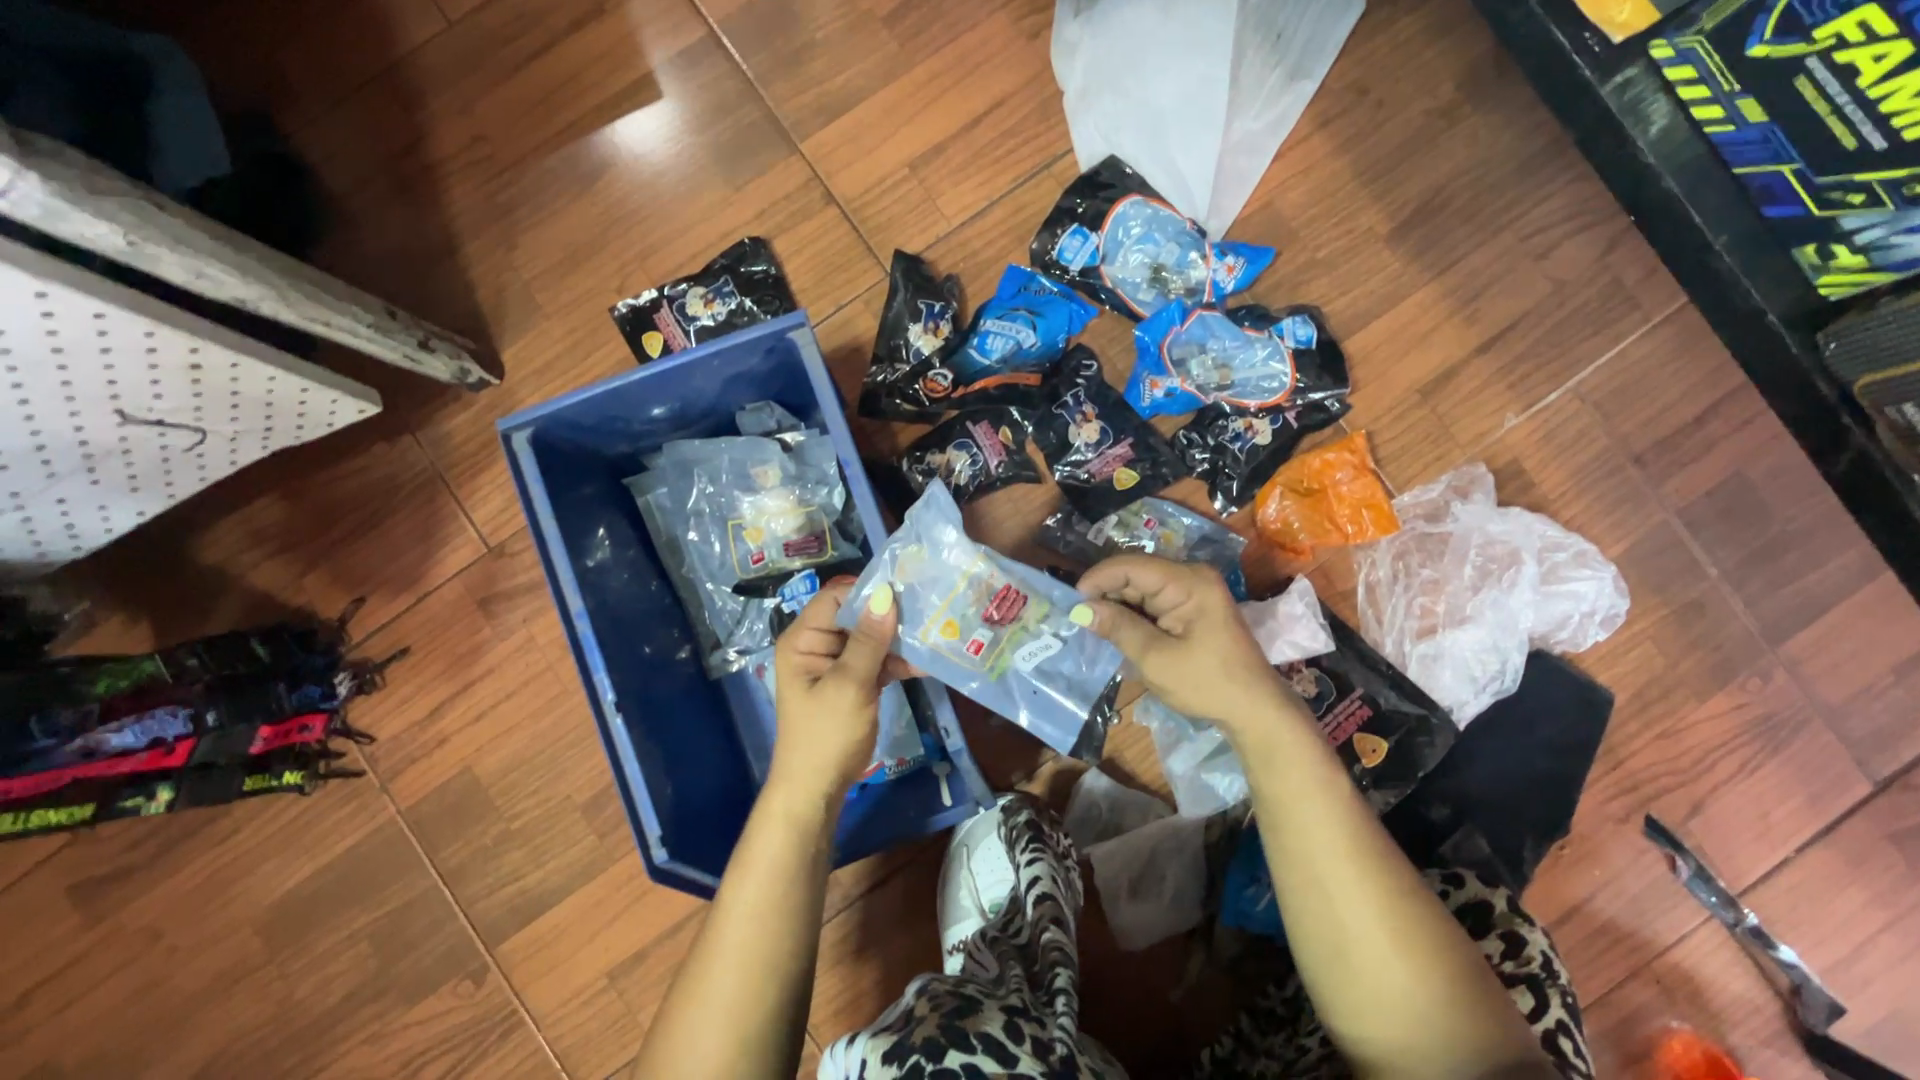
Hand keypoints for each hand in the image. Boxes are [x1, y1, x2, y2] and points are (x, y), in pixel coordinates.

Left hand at [769, 580, 915, 800]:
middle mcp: (818, 645)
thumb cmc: (826, 734)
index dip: (868, 590)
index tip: (907, 587)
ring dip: (899, 638)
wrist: (818, 788)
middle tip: (930, 606)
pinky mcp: (855, 682)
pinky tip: (928, 661)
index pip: (836, 597)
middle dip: (891, 613)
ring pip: (872, 638)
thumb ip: (869, 640)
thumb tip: (887, 594)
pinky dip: (899, 661)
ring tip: (936, 630)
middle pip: (856, 615)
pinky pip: (878, 661)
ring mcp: (837, 664)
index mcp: (804, 639)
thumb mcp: (850, 684)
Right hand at [1077, 555, 1305, 734]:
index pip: (1131, 565)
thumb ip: (1118, 628)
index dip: (1098, 579)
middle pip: (1136, 574)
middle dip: (1105, 593)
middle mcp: (1191, 577)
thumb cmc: (1206, 683)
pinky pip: (1153, 602)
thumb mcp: (1156, 658)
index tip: (1072, 603)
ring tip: (1090, 625)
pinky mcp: (1192, 609)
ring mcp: (1194, 592)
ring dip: (1117, 605)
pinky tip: (1114, 630)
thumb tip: (1081, 609)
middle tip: (1076, 617)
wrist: (1254, 708)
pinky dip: (1132, 614)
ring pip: (1141, 588)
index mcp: (1188, 581)